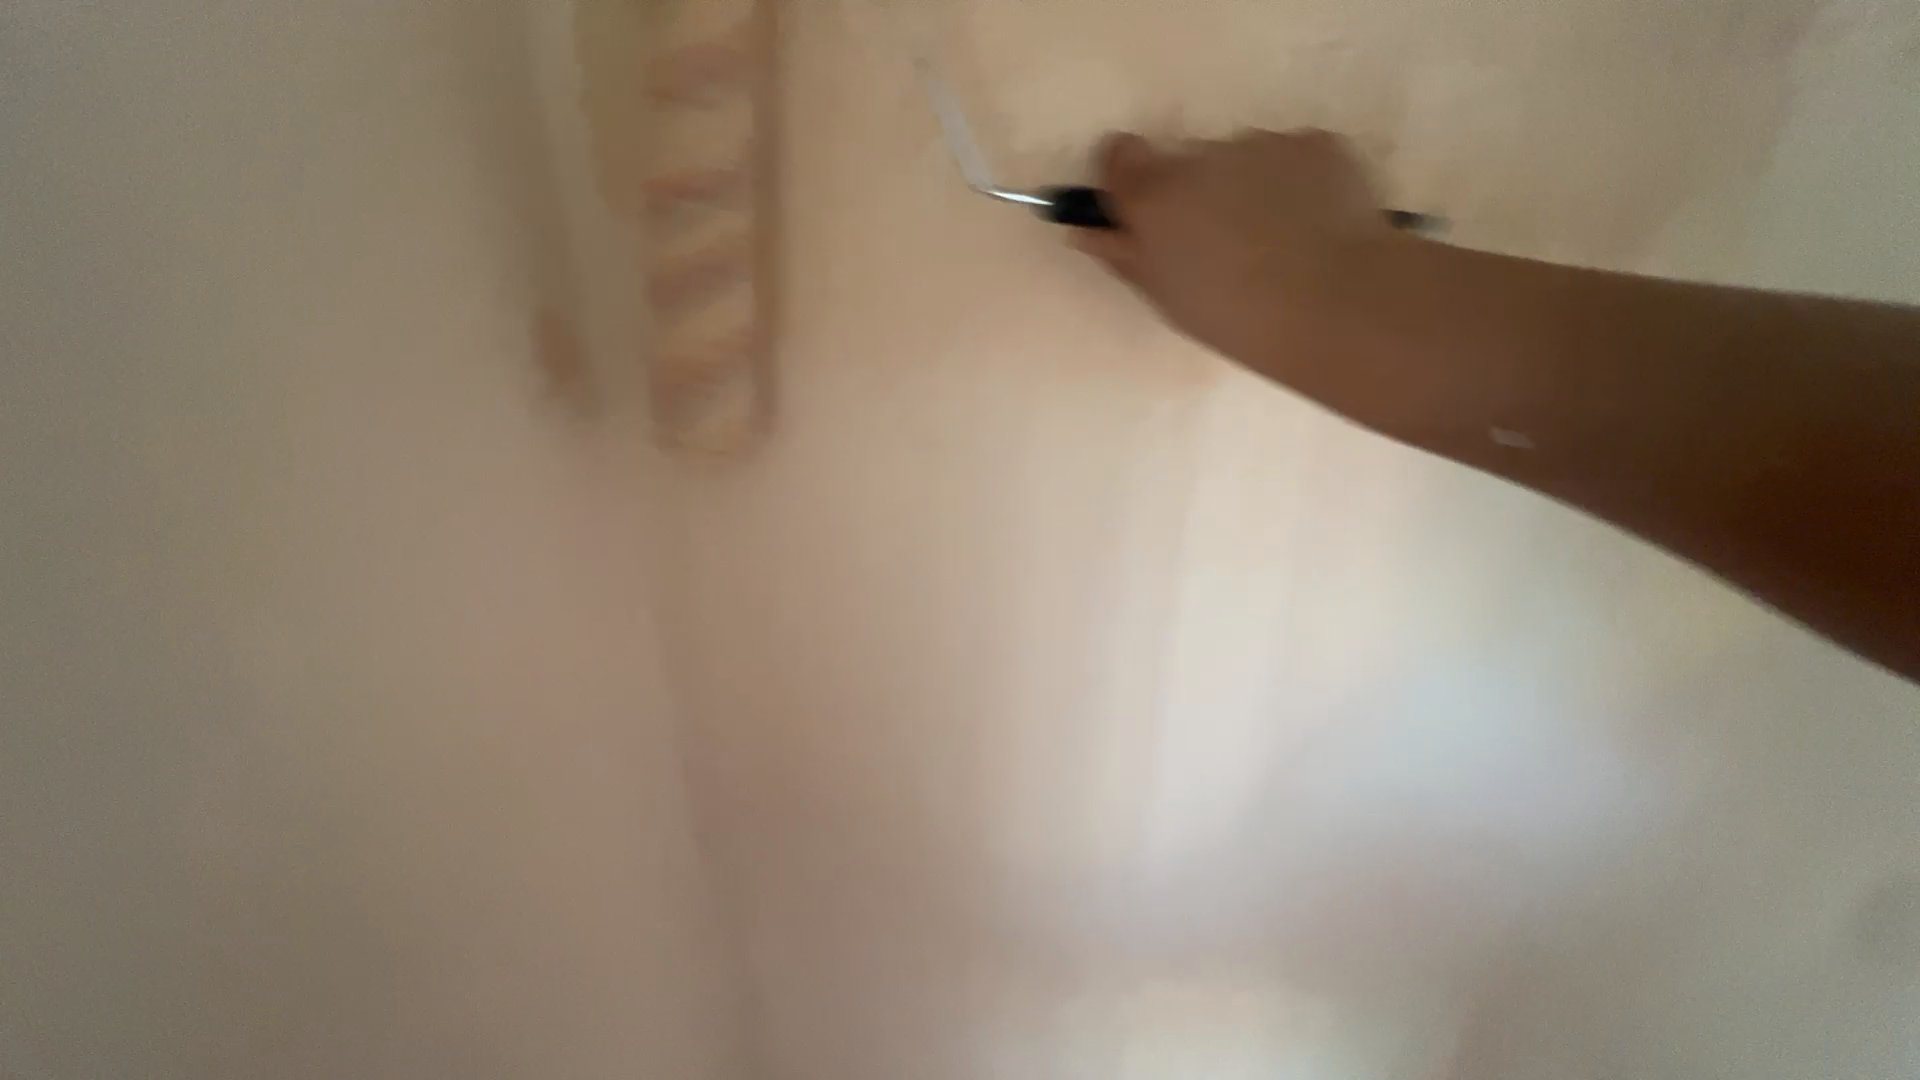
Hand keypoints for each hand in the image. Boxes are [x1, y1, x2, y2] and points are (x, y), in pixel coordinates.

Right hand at [1074, 130, 1424, 429]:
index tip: (1141, 214)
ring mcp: (1264, 144)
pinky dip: (1293, 185)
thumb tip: (1087, 231)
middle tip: (1219, 249)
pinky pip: (1291, 158)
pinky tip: (1310, 230)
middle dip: (1194, 194)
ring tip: (1274, 245)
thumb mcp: (1164, 297)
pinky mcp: (1316, 144)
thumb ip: (1122, 255)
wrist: (1333, 305)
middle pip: (1186, 164)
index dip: (1128, 183)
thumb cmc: (1232, 316)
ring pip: (1241, 160)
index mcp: (1157, 196)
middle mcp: (1204, 156)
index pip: (1120, 156)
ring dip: (1245, 189)